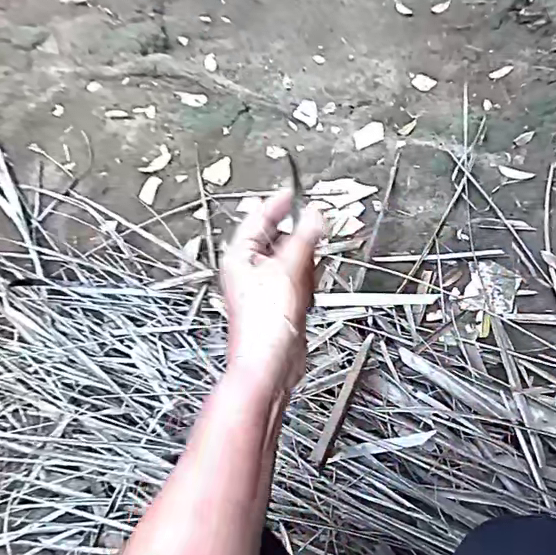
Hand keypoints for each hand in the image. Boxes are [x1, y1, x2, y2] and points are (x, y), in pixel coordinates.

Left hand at [220, 189, 323, 389]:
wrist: (270, 362)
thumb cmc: (262, 324)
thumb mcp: (287, 270)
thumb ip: (304, 238)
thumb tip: (315, 214)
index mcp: (239, 256)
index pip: (258, 218)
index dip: (278, 204)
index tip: (294, 192)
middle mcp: (250, 270)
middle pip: (279, 240)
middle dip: (299, 241)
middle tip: (314, 233)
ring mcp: (266, 288)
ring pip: (293, 262)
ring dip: (305, 266)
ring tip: (305, 279)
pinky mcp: (281, 303)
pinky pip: (299, 282)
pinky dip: (306, 285)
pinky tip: (305, 296)